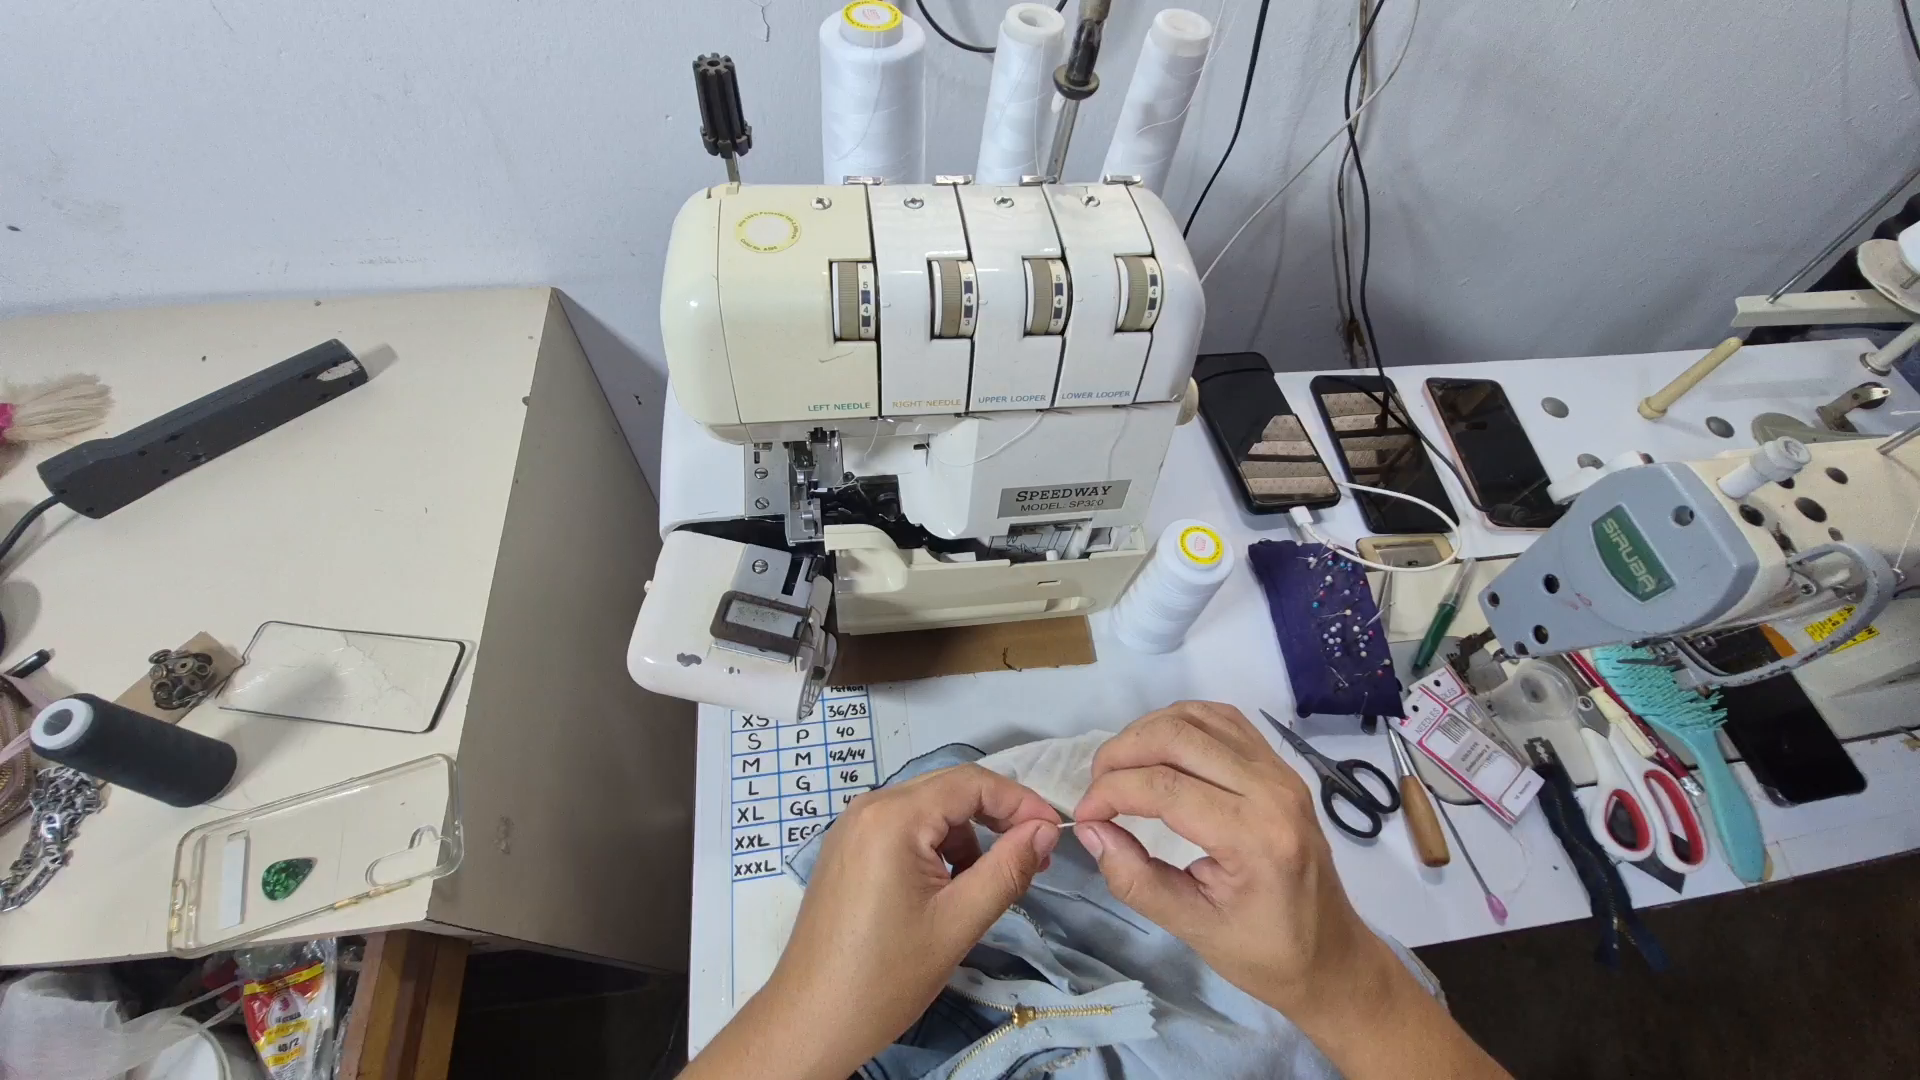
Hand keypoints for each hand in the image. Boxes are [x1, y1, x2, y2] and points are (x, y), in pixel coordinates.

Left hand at [703, 763, 1059, 1079]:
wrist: (810, 1022)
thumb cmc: (885, 976)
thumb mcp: (958, 923)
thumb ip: (1008, 869)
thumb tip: (1045, 829)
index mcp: (893, 815)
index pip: (971, 783)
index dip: (1019, 801)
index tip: (1053, 831)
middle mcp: (870, 805)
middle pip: (949, 788)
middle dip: (996, 815)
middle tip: (1033, 854)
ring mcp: (854, 824)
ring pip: (929, 807)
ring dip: (966, 834)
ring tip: (984, 882)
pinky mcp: (848, 846)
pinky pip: (905, 825)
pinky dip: (936, 844)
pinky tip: (946, 885)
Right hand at [1070, 702, 1393, 1019]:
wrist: (1336, 958)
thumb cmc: (1269, 954)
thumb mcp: (1195, 930)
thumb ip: (1135, 879)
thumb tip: (1090, 830)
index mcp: (1255, 837)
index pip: (1163, 788)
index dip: (1110, 793)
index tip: (1083, 816)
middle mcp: (1271, 789)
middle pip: (1176, 737)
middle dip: (1121, 753)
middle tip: (1096, 786)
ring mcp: (1278, 770)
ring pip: (1196, 716)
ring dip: (1146, 732)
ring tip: (1120, 767)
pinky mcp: (1277, 765)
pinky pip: (1220, 719)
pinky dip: (1179, 722)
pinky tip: (1158, 748)